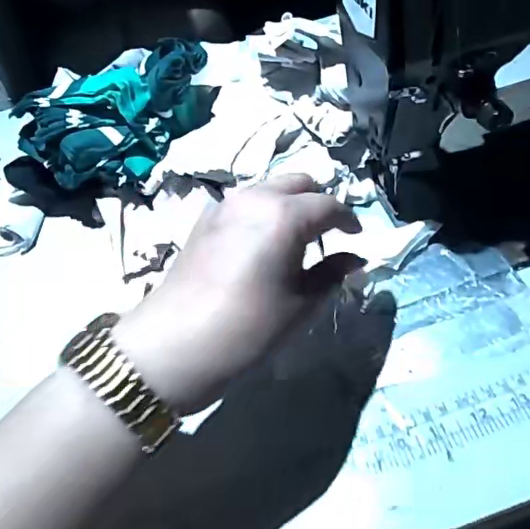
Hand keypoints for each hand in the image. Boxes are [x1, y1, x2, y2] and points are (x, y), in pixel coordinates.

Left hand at [112, 174, 363, 413]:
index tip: (356, 238)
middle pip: (299, 183)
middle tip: (329, 233)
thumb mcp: (301, 304)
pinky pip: (246, 201)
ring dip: (290, 203)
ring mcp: (226, 204)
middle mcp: (256, 197)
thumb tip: (353, 259)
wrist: (173, 345)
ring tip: (297, 238)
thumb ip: (332, 273)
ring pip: (271, 188)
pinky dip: (263, 211)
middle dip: (320, 202)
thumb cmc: (248, 327)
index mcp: (285, 214)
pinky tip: (263, 243)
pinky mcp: (205, 218)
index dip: (349, 220)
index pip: (329, 205)